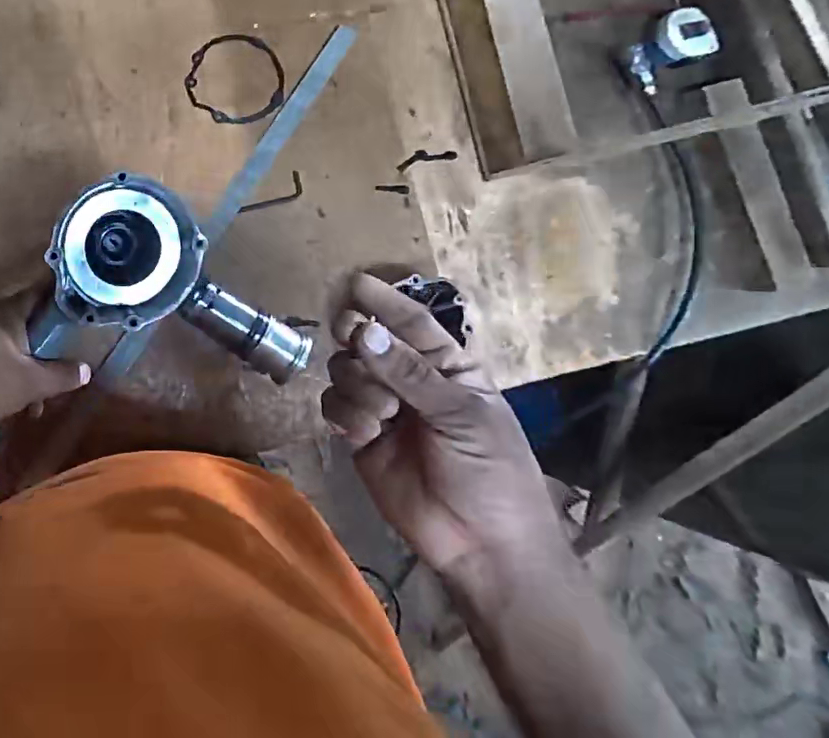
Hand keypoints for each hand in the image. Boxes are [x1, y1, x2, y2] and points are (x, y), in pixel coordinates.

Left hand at [0, 288, 90, 443]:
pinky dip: (8, 373)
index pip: (40, 292)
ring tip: (37, 399)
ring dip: (28, 366)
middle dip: (47, 344)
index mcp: (6, 313)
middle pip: (26, 321)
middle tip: (65, 359)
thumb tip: (86, 369)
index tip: (80, 306)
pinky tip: (12, 402)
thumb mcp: (32, 384)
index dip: (62, 296)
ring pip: (10, 344)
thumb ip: (62, 375)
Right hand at [321, 274, 568, 575]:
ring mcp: (382, 410)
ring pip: (345, 372)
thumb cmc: (492, 471)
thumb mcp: (462, 415)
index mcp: (446, 366)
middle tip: (356, 344)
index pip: (412, 323)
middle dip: (360, 342)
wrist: (483, 547)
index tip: (355, 282)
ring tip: (382, 415)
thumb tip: (363, 332)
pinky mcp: (360, 439)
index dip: (385, 301)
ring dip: (358, 386)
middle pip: (367, 342)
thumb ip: (410, 373)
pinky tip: (364, 434)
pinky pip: (335, 408)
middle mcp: (409, 381)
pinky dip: (344, 415)